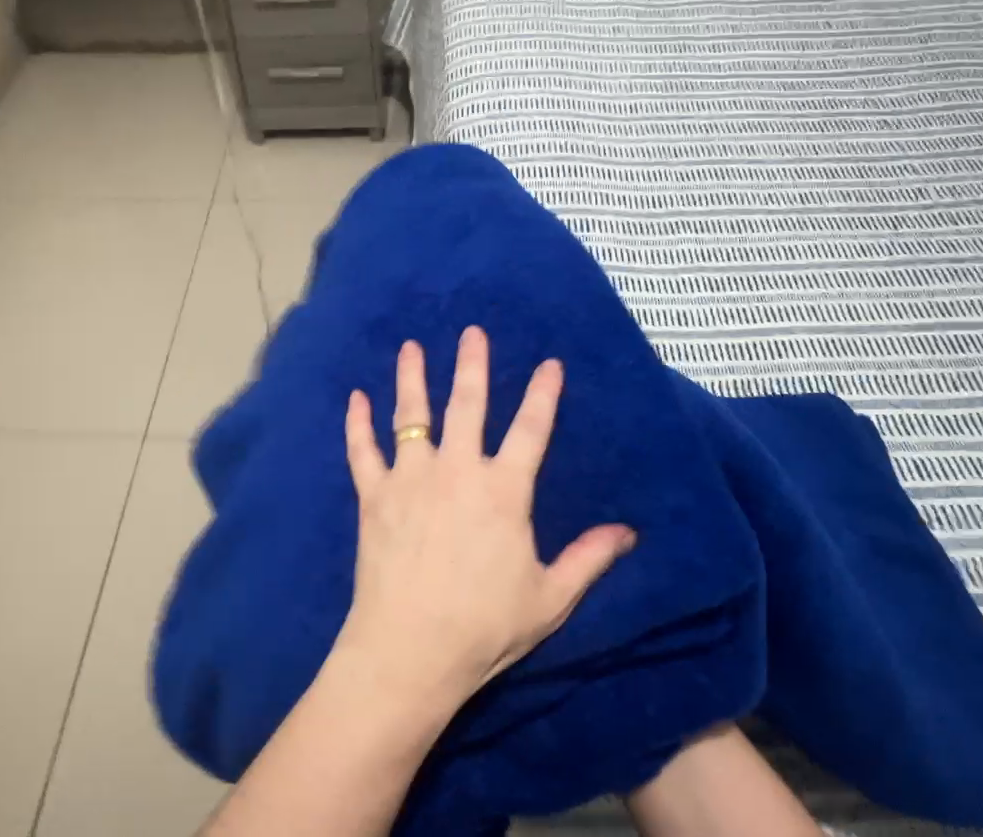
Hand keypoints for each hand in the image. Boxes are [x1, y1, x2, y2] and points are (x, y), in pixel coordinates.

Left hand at [337, 326, 636, 704]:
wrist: (410, 649)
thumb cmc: (485, 626)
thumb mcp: (550, 597)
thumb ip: (588, 559)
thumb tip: (627, 532)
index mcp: (503, 491)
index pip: (530, 431)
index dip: (543, 395)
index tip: (550, 364)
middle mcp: (456, 471)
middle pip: (466, 406)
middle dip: (472, 366)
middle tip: (472, 332)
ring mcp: (410, 479)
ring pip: (411, 416)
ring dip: (412, 379)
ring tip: (411, 347)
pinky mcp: (373, 497)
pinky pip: (363, 451)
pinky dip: (358, 423)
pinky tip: (355, 398)